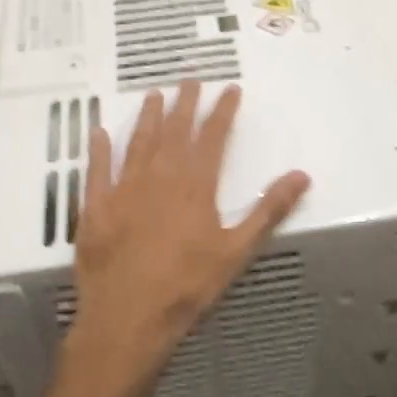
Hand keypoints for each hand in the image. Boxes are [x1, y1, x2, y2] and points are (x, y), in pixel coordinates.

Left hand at [59, 81, 309, 396]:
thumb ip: (268, 209)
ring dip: (146, 117)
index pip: (212, 138)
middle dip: (185, 104)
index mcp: (195, 186)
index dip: (222, 111)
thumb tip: (301, 175)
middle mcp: (159, 178)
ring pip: (136, 143)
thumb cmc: (188, 286)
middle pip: (173, 131)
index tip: (229, 89)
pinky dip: (99, 149)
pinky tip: (99, 132)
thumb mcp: (237, 250)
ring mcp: (123, 190)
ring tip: (153, 95)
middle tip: (190, 79)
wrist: (129, 316)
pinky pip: (96, 170)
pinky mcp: (95, 208)